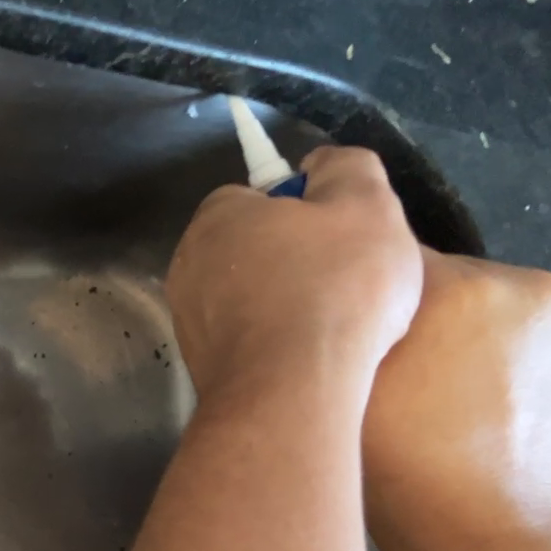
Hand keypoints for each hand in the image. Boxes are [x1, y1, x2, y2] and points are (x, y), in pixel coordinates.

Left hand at [164, 146, 423, 404]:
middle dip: (288, 252)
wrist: (288, 388)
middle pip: (243, 245)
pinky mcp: (197, 360)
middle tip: (340, 271)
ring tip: (327, 314)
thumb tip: (317, 162)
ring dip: (278, 296)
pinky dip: (266, 335)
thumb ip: (343, 168)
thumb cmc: (332, 285)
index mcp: (214, 220)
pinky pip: (239, 333)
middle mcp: (186, 266)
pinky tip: (301, 348)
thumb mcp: (364, 203)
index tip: (334, 227)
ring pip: (241, 293)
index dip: (295, 204)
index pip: (248, 195)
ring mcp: (186, 317)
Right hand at [364, 251, 550, 541]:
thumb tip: (349, 283)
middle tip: (401, 363)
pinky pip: (540, 319)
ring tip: (446, 377)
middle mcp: (528, 281)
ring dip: (470, 322)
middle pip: (451, 275)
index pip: (396, 257)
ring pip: (497, 295)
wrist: (475, 515)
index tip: (353, 326)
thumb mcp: (346, 379)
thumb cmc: (391, 451)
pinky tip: (493, 383)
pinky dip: (515, 340)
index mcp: (458, 287)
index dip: (367, 289)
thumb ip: (351, 320)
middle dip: (424, 308)